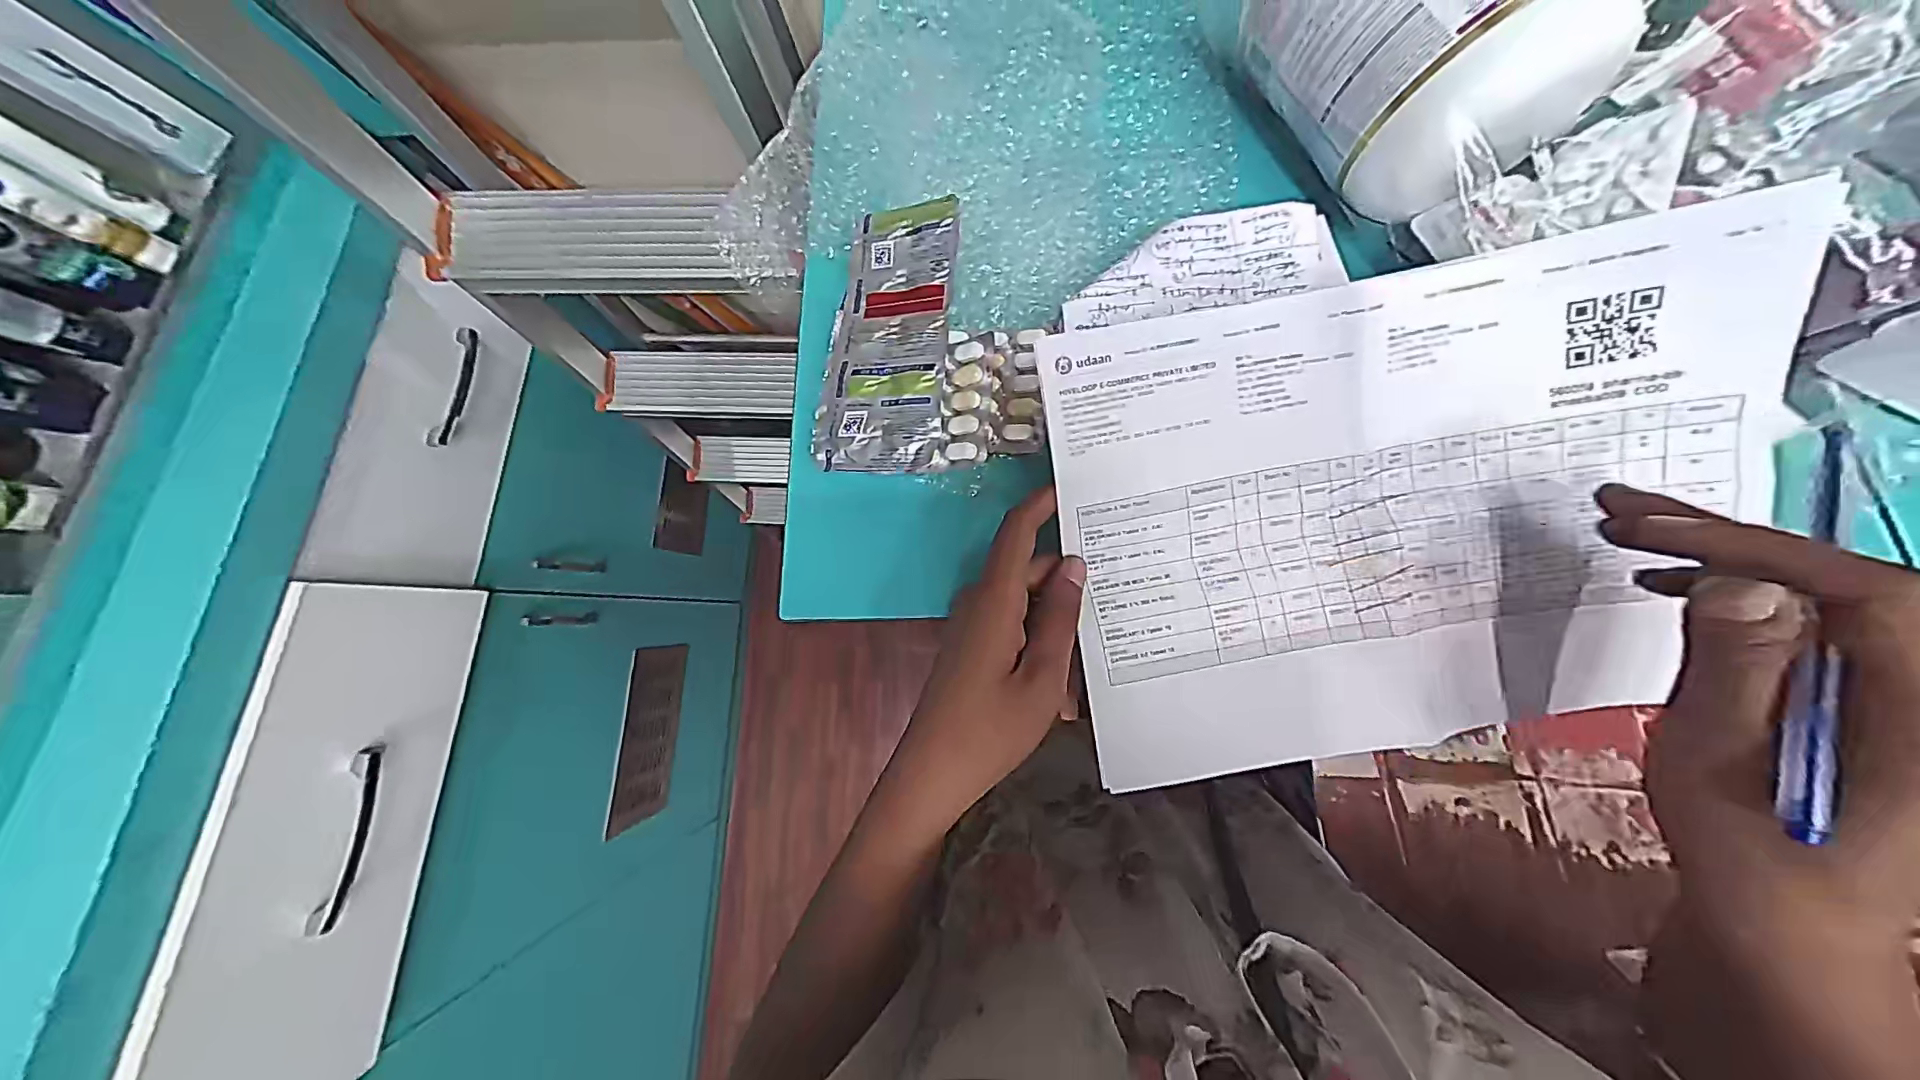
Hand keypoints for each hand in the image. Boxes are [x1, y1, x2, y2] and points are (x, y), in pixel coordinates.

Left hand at [879, 486, 1085, 828]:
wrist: (932, 773)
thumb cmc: (991, 730)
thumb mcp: (1043, 678)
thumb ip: (1059, 618)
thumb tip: (1075, 566)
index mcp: (994, 600)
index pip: (1016, 534)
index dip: (1040, 505)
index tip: (1069, 488)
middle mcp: (979, 603)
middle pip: (1028, 571)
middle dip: (1067, 582)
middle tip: (1115, 597)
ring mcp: (971, 625)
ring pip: (1024, 602)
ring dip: (1055, 621)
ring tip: (1092, 660)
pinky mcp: (970, 646)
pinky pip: (1012, 625)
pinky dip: (1038, 640)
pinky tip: (1063, 681)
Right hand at [1596, 484, 1919, 1078]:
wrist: (1802, 952)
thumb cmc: (1752, 878)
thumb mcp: (1716, 783)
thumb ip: (1733, 684)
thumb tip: (1740, 587)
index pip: (1863, 594)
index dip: (1751, 546)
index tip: (1643, 528)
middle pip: (1854, 583)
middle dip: (1731, 535)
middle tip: (1621, 506)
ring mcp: (1903, 704)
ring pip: (1832, 598)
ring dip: (1730, 558)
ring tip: (1633, 535)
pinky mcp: (1866, 707)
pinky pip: (1814, 627)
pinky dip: (1741, 596)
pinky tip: (1679, 588)